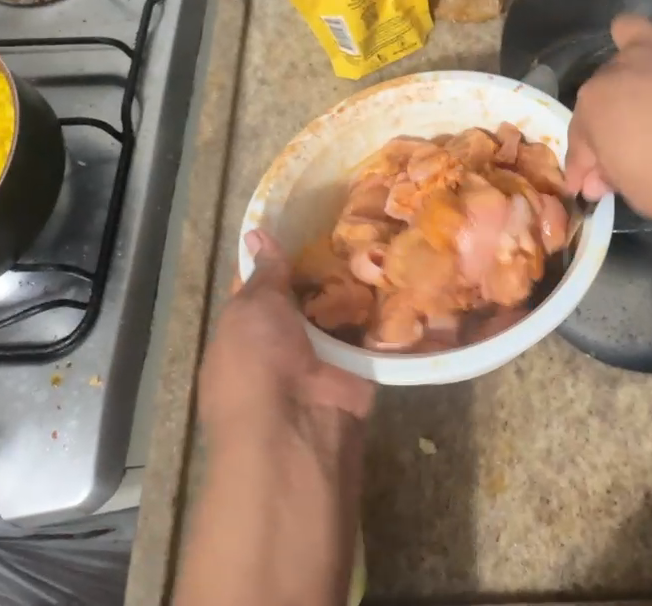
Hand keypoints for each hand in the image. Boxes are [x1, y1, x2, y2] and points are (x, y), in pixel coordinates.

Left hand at [199, 230, 374, 441]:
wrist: (295, 426)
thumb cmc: (256, 362)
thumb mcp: (251, 308)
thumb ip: (264, 274)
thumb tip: (256, 234)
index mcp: (245, 335)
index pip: (264, 289)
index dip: (281, 260)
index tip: (307, 225)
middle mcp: (283, 348)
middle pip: (309, 301)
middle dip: (329, 272)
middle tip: (357, 231)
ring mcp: (322, 361)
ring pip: (342, 316)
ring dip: (360, 291)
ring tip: (387, 245)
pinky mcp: (358, 371)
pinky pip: (372, 337)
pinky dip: (386, 316)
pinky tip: (406, 280)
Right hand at [564, 0, 651, 223]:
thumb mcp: (637, 196)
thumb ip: (613, 177)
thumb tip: (602, 174)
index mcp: (595, 107)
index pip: (580, 140)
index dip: (586, 169)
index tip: (595, 190)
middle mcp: (619, 67)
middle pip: (602, 91)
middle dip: (609, 120)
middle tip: (632, 152)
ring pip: (629, 30)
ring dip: (632, 55)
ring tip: (651, 82)